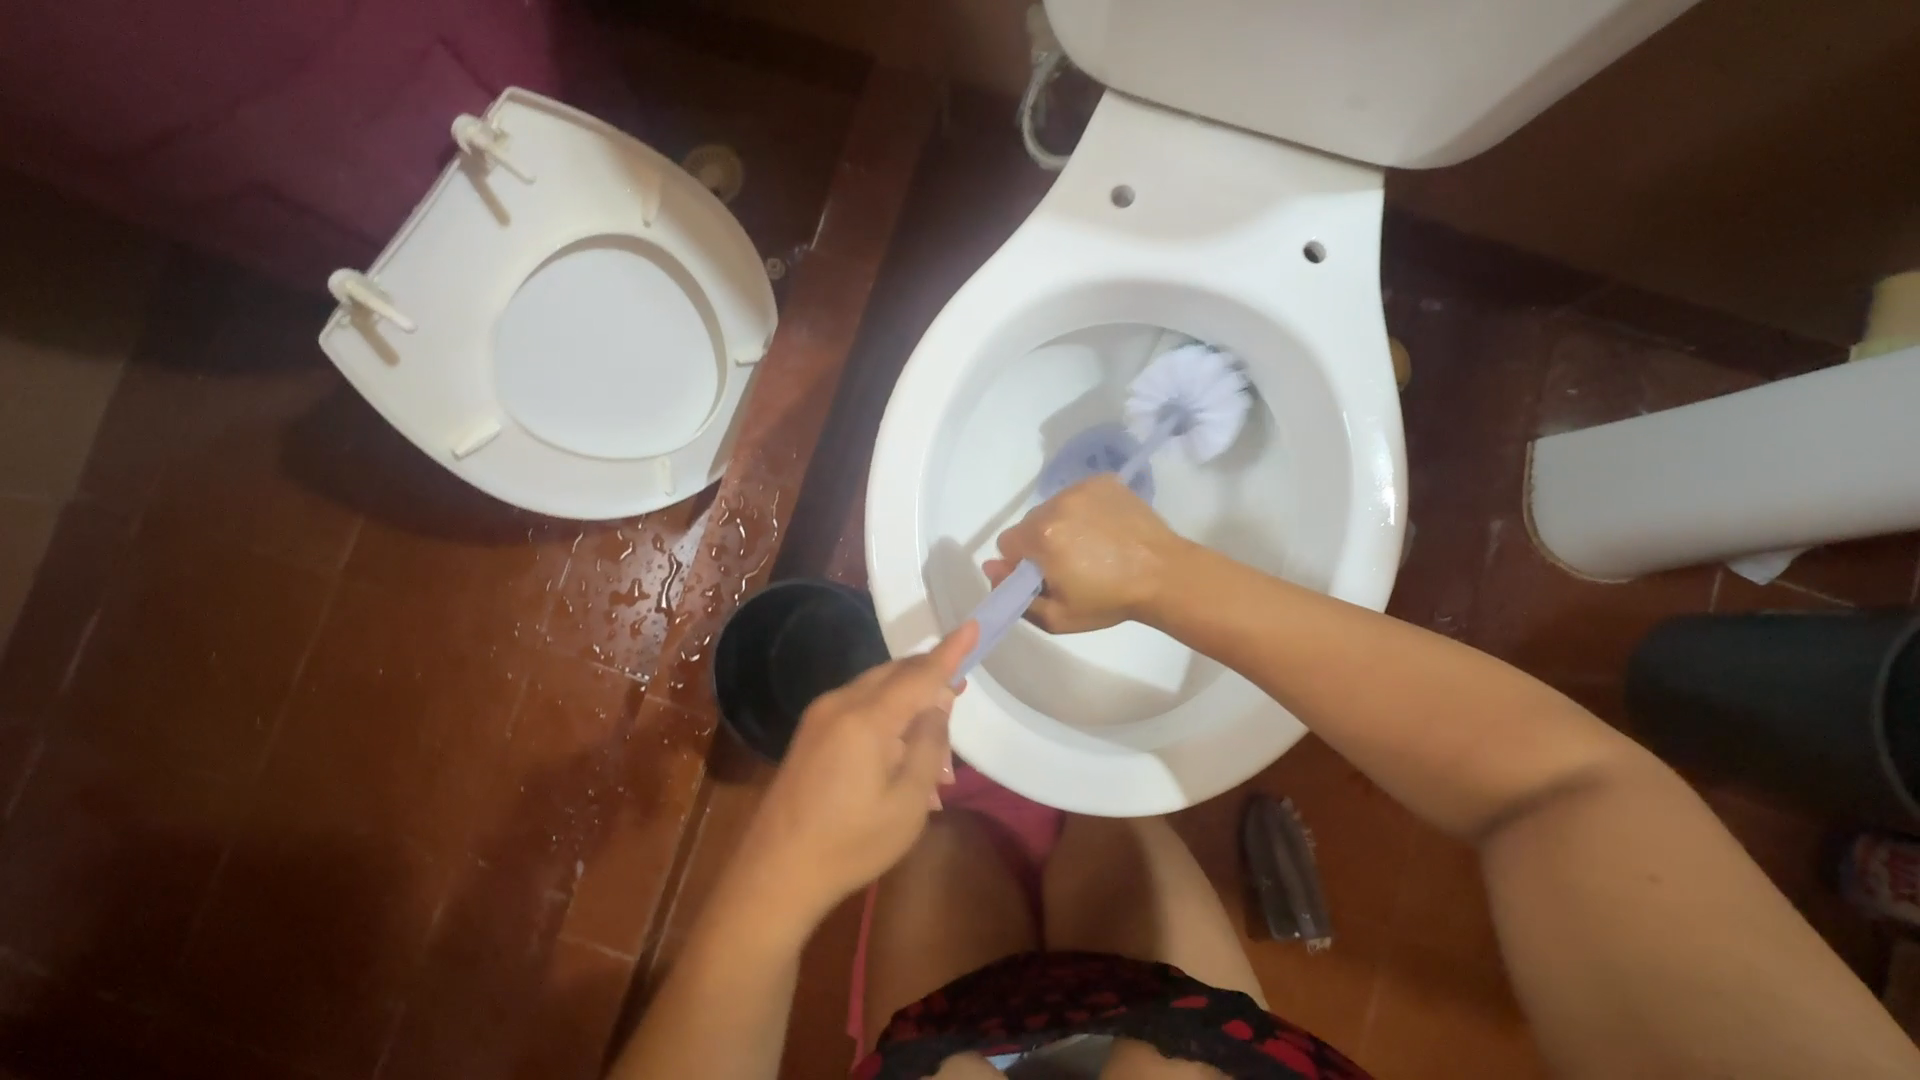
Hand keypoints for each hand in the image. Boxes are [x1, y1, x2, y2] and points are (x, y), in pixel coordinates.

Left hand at [735, 621, 979, 924]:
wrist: (776, 874)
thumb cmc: (851, 842)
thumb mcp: (909, 801)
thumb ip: (929, 745)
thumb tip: (936, 705)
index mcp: (867, 718)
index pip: (919, 673)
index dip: (950, 652)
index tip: (974, 625)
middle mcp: (839, 704)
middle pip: (894, 674)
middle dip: (929, 683)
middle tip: (957, 704)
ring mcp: (818, 718)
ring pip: (876, 691)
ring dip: (908, 707)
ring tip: (932, 758)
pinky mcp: (809, 735)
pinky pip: (857, 710)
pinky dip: (885, 721)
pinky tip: (899, 760)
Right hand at [983, 474, 1188, 632]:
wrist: (1164, 574)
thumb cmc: (1109, 600)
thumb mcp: (1057, 617)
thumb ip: (1016, 596)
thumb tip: (992, 569)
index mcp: (1040, 536)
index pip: (1007, 544)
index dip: (1021, 564)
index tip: (1046, 576)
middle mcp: (1056, 504)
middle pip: (1029, 523)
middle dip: (1041, 542)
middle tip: (1071, 563)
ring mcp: (1081, 488)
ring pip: (1053, 508)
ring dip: (1062, 524)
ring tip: (1091, 546)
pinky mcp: (1104, 481)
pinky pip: (1078, 495)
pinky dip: (1084, 510)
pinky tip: (1104, 529)